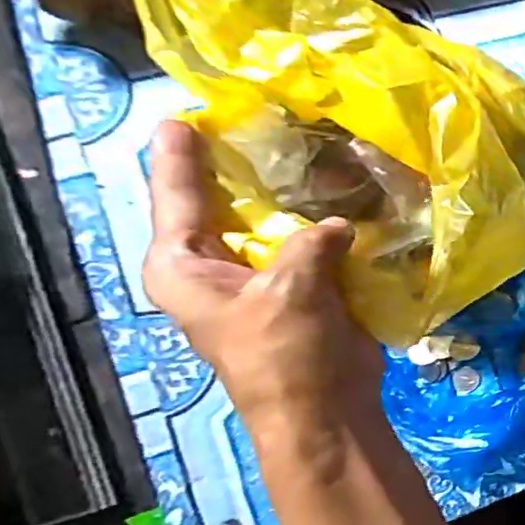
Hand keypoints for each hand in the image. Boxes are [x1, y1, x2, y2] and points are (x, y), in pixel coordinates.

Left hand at [142, 120, 382, 427]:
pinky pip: (313, 247)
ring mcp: (264, 278)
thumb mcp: (289, 291)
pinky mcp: (305, 289)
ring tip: (311, 155)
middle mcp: (218, 267)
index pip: (176, 199)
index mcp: (186, 267)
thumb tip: (341, 222)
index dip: (177, 159)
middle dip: (242, 171)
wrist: (325, 405)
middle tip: (258, 126)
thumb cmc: (284, 353)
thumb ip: (311, 245)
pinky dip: (328, 228)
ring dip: (295, 200)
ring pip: (276, 226)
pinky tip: (347, 200)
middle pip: (226, 207)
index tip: (178, 119)